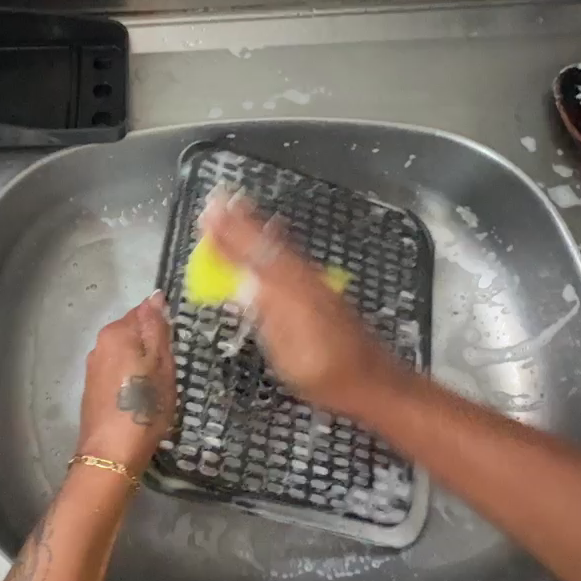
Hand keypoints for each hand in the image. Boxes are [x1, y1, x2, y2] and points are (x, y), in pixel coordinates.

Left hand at [76, 293, 177, 473]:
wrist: (112, 454)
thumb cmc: (144, 406)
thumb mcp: (161, 364)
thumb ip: (157, 328)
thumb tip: (156, 296)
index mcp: (116, 332)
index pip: (144, 311)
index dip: (163, 326)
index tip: (177, 344)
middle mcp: (100, 344)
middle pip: (133, 333)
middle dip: (152, 346)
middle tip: (172, 369)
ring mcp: (94, 367)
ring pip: (126, 354)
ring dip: (142, 363)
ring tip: (159, 386)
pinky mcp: (93, 389)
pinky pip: (118, 372)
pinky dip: (131, 379)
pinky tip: (142, 398)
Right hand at [201, 194, 407, 416]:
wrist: (373, 379)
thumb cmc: (328, 375)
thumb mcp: (288, 355)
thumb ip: (266, 316)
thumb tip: (243, 286)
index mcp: (289, 295)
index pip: (250, 259)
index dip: (227, 238)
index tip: (207, 219)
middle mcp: (301, 281)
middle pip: (264, 244)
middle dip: (239, 222)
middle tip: (217, 201)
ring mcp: (313, 282)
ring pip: (277, 246)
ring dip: (254, 225)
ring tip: (236, 207)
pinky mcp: (320, 288)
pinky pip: (289, 253)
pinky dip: (272, 238)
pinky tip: (269, 232)